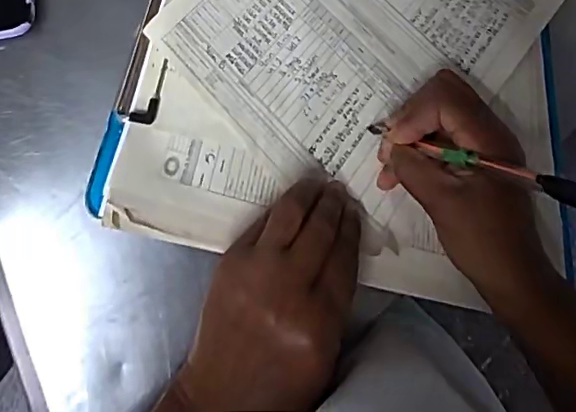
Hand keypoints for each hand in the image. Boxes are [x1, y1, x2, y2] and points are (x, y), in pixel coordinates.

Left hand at [161, 179, 361, 411]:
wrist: (221, 398)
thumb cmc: (280, 381)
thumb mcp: (323, 351)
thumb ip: (335, 301)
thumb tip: (343, 247)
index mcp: (319, 322)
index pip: (344, 259)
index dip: (351, 230)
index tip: (355, 213)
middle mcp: (289, 292)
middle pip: (320, 232)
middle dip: (332, 206)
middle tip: (338, 190)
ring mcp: (256, 272)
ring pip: (289, 215)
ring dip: (307, 194)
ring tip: (316, 184)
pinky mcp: (231, 261)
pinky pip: (260, 223)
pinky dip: (278, 209)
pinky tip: (289, 203)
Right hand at [376, 69, 556, 303]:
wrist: (515, 277)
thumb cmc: (481, 241)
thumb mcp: (441, 202)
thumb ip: (412, 166)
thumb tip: (391, 146)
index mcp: (488, 137)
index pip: (444, 98)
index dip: (412, 116)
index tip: (394, 149)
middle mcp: (489, 129)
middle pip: (442, 93)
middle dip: (410, 116)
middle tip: (391, 150)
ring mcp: (485, 140)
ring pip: (440, 110)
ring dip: (412, 131)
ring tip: (391, 165)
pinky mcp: (478, 154)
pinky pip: (444, 131)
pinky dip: (422, 144)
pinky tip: (403, 170)